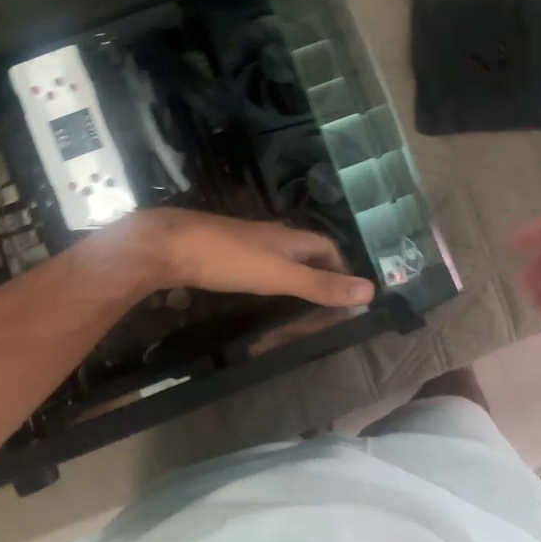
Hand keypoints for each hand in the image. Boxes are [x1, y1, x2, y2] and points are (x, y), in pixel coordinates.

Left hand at [121, 209, 374, 306]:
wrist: (169, 246)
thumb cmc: (229, 259)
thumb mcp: (281, 276)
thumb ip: (322, 285)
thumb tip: (370, 290)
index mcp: (290, 238)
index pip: (328, 247)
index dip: (342, 267)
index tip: (350, 293)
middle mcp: (272, 236)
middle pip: (306, 252)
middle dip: (321, 274)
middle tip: (326, 306)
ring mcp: (246, 243)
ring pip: (281, 259)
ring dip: (294, 278)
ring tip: (298, 305)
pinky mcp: (223, 253)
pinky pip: (258, 266)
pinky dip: (269, 281)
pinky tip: (260, 296)